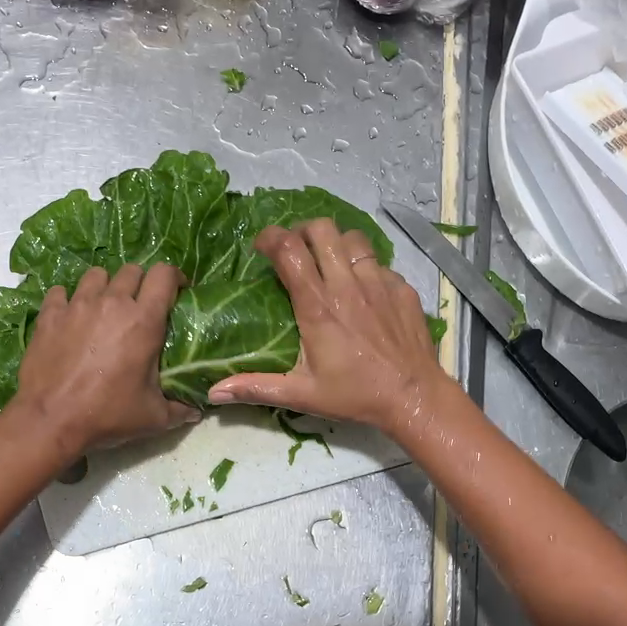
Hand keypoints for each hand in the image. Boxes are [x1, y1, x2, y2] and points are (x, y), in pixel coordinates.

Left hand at [0, 263, 199, 460]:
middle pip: (132, 270)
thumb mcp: (153, 417)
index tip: (178, 291)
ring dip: (106, 286)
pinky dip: (68, 299)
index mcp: (143, 321)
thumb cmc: (108, 415)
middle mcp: (111, 303)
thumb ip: (179, 409)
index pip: (164, 275)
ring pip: (96, 275)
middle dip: (141, 283)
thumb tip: (196, 411)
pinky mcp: (49, 315)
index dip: (175, 278)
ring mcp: (77, 305)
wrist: (51, 420)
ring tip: (105, 307)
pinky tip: (71, 316)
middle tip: (141, 306)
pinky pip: (60, 292)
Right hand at [205, 218, 450, 438]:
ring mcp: (378, 282)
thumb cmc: (354, 395)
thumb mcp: (301, 395)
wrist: (412, 396)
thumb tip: (214, 392)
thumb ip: (256, 387)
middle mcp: (347, 285)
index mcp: (317, 307)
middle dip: (302, 231)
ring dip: (335, 243)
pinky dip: (364, 267)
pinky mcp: (401, 288)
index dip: (270, 238)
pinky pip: (378, 263)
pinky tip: (361, 290)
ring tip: (328, 262)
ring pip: (352, 238)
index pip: (289, 250)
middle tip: (295, 251)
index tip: (261, 246)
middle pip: (321, 229)